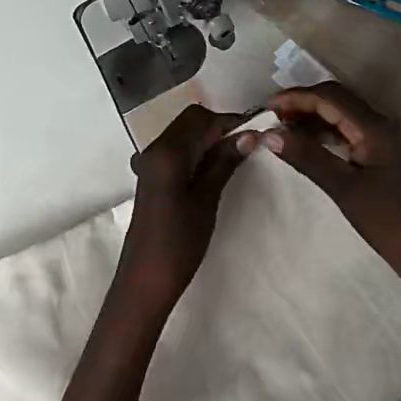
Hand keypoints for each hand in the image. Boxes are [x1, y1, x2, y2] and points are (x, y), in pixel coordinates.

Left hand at [117, 105, 253, 308]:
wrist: (145, 281)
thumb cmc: (179, 242)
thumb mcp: (206, 199)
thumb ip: (224, 162)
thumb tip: (248, 135)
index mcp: (166, 152)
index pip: (200, 119)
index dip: (229, 122)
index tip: (255, 134)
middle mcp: (153, 150)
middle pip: (189, 122)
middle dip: (218, 128)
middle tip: (246, 146)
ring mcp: (149, 164)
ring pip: (182, 135)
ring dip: (206, 139)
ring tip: (233, 158)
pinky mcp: (150, 177)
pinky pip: (175, 151)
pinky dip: (194, 152)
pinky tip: (211, 170)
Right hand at [264, 83, 400, 289]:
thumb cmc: (390, 222)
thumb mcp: (344, 189)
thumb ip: (308, 157)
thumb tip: (271, 134)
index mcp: (373, 127)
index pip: (329, 97)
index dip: (296, 97)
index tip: (266, 107)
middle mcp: (379, 125)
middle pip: (336, 99)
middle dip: (302, 102)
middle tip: (271, 117)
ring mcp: (381, 140)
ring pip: (341, 115)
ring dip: (312, 116)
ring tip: (282, 129)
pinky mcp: (380, 156)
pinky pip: (347, 132)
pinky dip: (324, 133)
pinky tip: (306, 145)